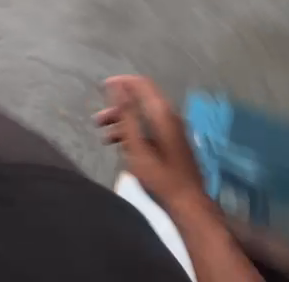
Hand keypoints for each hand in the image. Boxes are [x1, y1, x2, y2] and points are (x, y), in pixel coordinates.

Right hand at [96, 74, 206, 208]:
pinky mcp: (172, 143)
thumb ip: (127, 114)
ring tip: (104, 136)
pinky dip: (134, 132)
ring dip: (123, 122)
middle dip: (117, 108)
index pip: (141, 83)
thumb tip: (117, 86)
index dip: (121, 82)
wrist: (189, 205)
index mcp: (162, 113)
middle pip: (140, 101)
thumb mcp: (137, 145)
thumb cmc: (160, 176)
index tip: (102, 88)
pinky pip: (149, 129)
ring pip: (143, 117)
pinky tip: (121, 147)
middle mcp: (169, 116)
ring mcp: (172, 130)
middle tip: (98, 120)